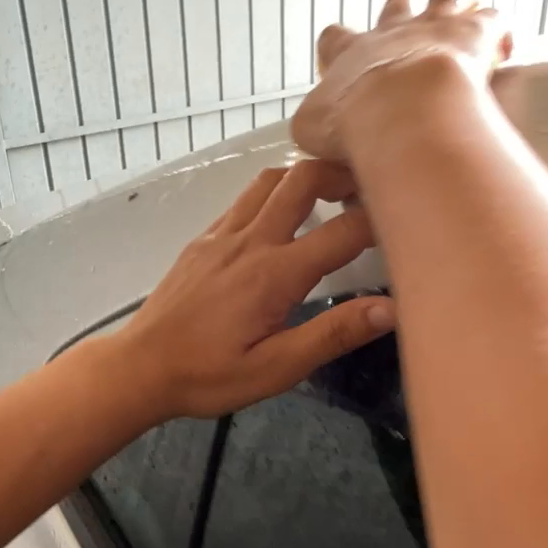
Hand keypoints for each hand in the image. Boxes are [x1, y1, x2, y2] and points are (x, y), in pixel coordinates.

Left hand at [100, 160, 396, 419]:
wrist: (140, 367)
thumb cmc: (208, 375)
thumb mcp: (275, 369)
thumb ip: (331, 335)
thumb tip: (389, 308)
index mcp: (275, 274)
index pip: (343, 231)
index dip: (381, 220)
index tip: (408, 220)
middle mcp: (251, 241)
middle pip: (303, 178)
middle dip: (343, 173)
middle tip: (369, 191)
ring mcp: (222, 235)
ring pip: (270, 179)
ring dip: (304, 177)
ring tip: (331, 196)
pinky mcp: (203, 239)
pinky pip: (244, 199)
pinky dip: (272, 193)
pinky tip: (281, 218)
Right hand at [291, 0, 513, 162]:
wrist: (399, 111)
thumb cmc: (355, 120)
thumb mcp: (311, 130)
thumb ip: (313, 125)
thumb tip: (314, 135)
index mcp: (348, 53)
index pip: (334, 38)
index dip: (337, 45)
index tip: (341, 56)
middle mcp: (390, 32)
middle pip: (394, 7)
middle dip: (399, 14)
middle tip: (405, 26)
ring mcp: (432, 27)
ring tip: (460, 6)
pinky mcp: (473, 35)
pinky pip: (492, 18)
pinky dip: (498, 28)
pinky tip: (504, 44)